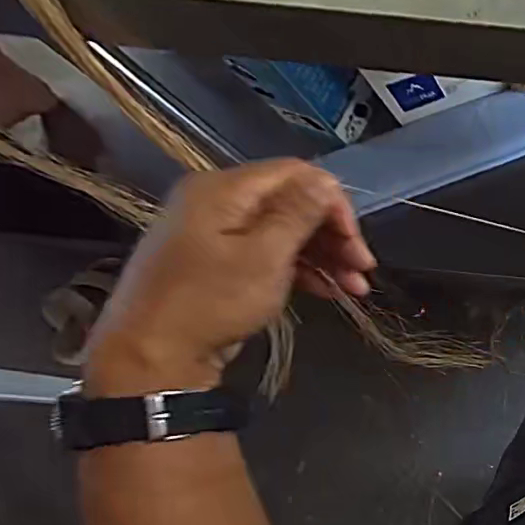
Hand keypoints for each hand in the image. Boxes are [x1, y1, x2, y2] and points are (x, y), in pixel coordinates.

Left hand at [85, 161, 373, 395]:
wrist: (159, 349)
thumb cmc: (213, 300)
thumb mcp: (264, 256)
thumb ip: (297, 215)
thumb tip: (326, 180)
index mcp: (226, 191)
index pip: (297, 175)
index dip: (334, 204)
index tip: (356, 243)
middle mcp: (223, 202)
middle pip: (297, 203)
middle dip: (336, 234)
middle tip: (364, 269)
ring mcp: (224, 232)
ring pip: (293, 231)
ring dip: (330, 256)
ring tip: (356, 289)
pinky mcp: (229, 260)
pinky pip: (278, 253)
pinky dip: (309, 269)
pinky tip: (331, 292)